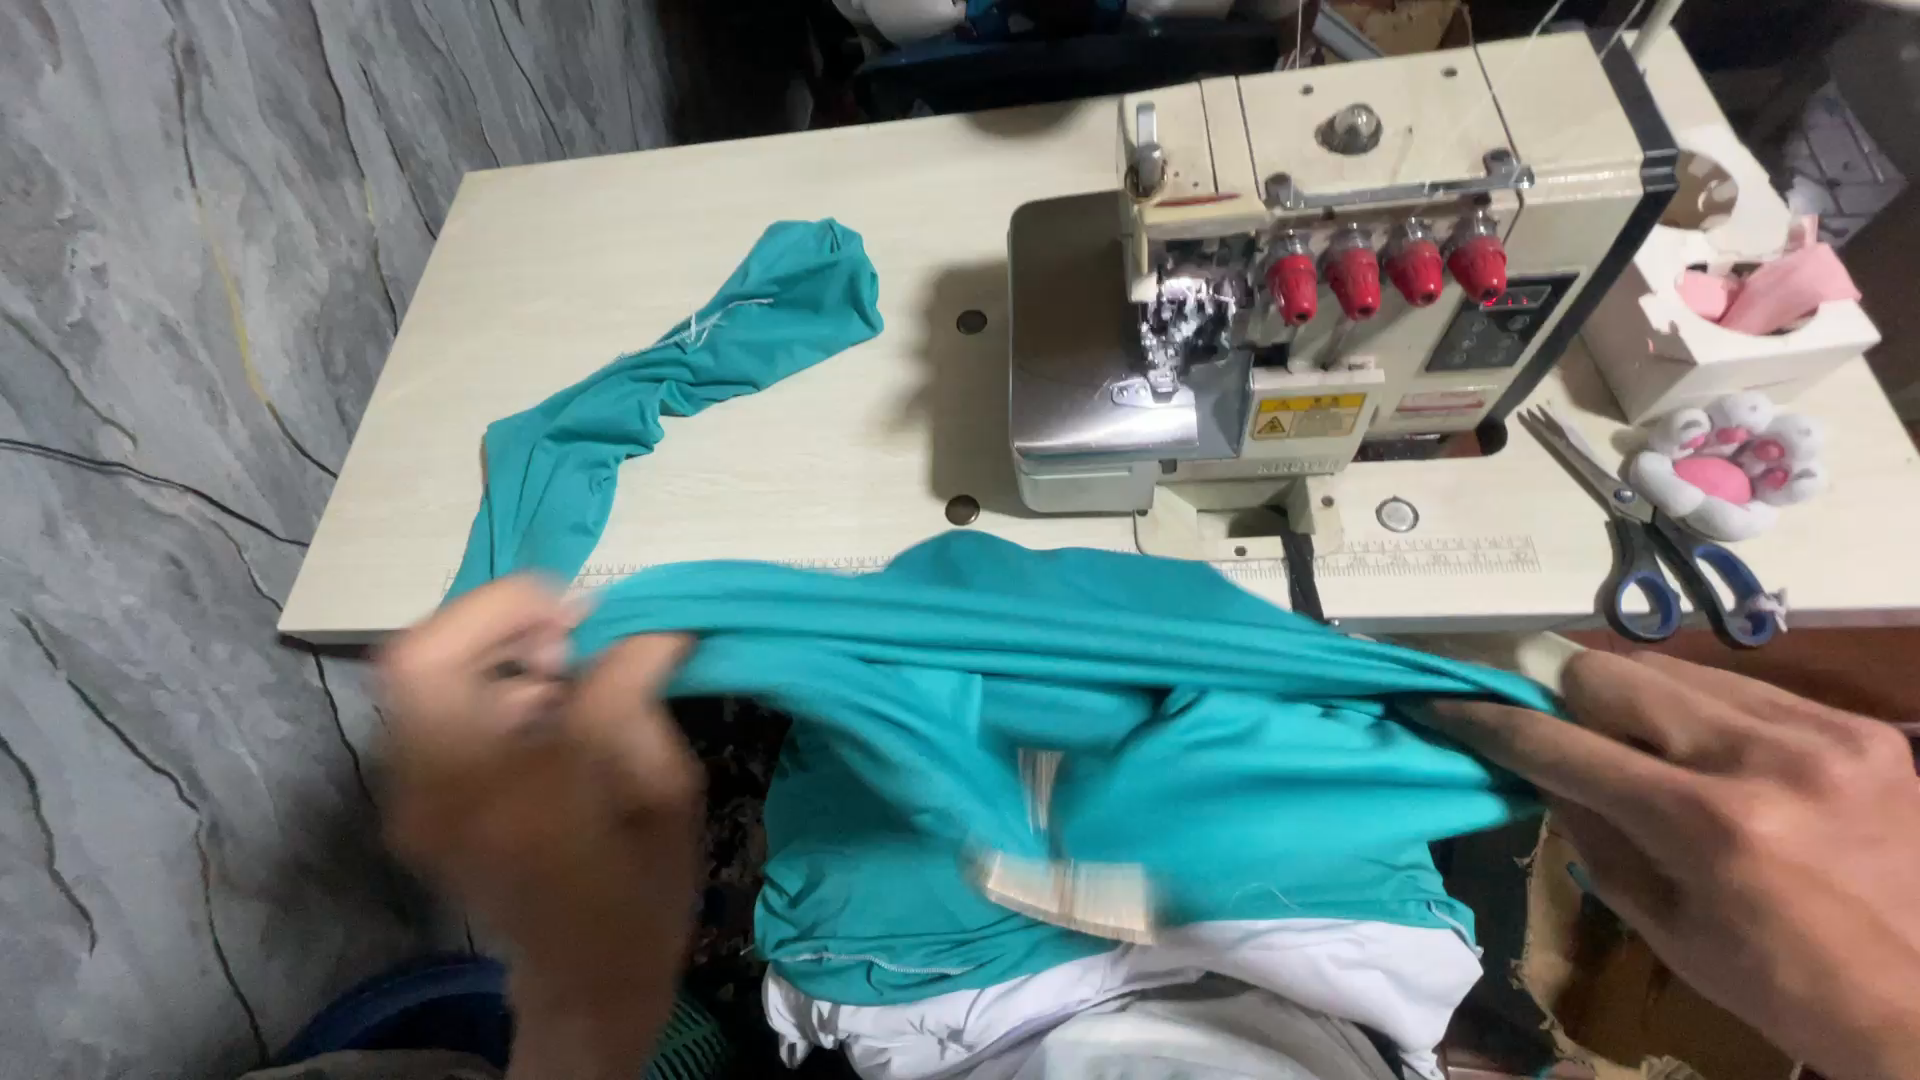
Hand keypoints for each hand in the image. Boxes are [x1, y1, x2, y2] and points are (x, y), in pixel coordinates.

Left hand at [378, 577, 699, 1079]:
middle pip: (420, 658)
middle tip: (571, 630)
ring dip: (493, 643)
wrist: (585, 974)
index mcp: (521, 800)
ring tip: (564, 664)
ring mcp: (415, 801)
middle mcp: (443, 795)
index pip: (519, 675)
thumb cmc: (647, 888)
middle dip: (499, 616)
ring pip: (419, 672)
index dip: (542, 616)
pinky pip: (433, 702)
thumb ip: (641, 698)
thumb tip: (648, 625)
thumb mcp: (670, 789)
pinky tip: (545, 701)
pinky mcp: (416, 800)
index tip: (600, 613)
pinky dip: (487, 674)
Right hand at [1426, 650, 1919, 1079]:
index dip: (1485, 718)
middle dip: (1561, 696)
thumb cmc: (1783, 984)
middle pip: (1606, 673)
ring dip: (1627, 700)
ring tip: (1638, 746)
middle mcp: (1764, 759)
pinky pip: (1731, 687)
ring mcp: (1824, 734)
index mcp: (1707, 824)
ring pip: (1665, 668)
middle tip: (1555, 728)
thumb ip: (1584, 824)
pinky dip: (1692, 709)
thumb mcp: (1655, 917)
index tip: (1442, 702)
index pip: (1556, 742)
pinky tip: (1705, 752)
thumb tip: (1534, 762)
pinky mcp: (1863, 728)